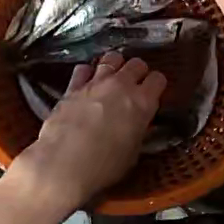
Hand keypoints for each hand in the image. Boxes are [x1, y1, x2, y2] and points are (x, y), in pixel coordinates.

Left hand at [10, 53, 166, 210]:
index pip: (158, 79)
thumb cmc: (105, 165)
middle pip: (136, 63)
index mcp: (143, 102)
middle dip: (138, 71)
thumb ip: (138, 131)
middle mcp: (122, 85)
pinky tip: (86, 82)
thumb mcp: (133, 152)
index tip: (153, 93)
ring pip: (111, 58)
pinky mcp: (72, 87)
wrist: (65, 163)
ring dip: (115, 65)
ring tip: (112, 77)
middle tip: (134, 84)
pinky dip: (87, 73)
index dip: (157, 85)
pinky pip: (83, 68)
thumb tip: (139, 124)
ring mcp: (96, 83)